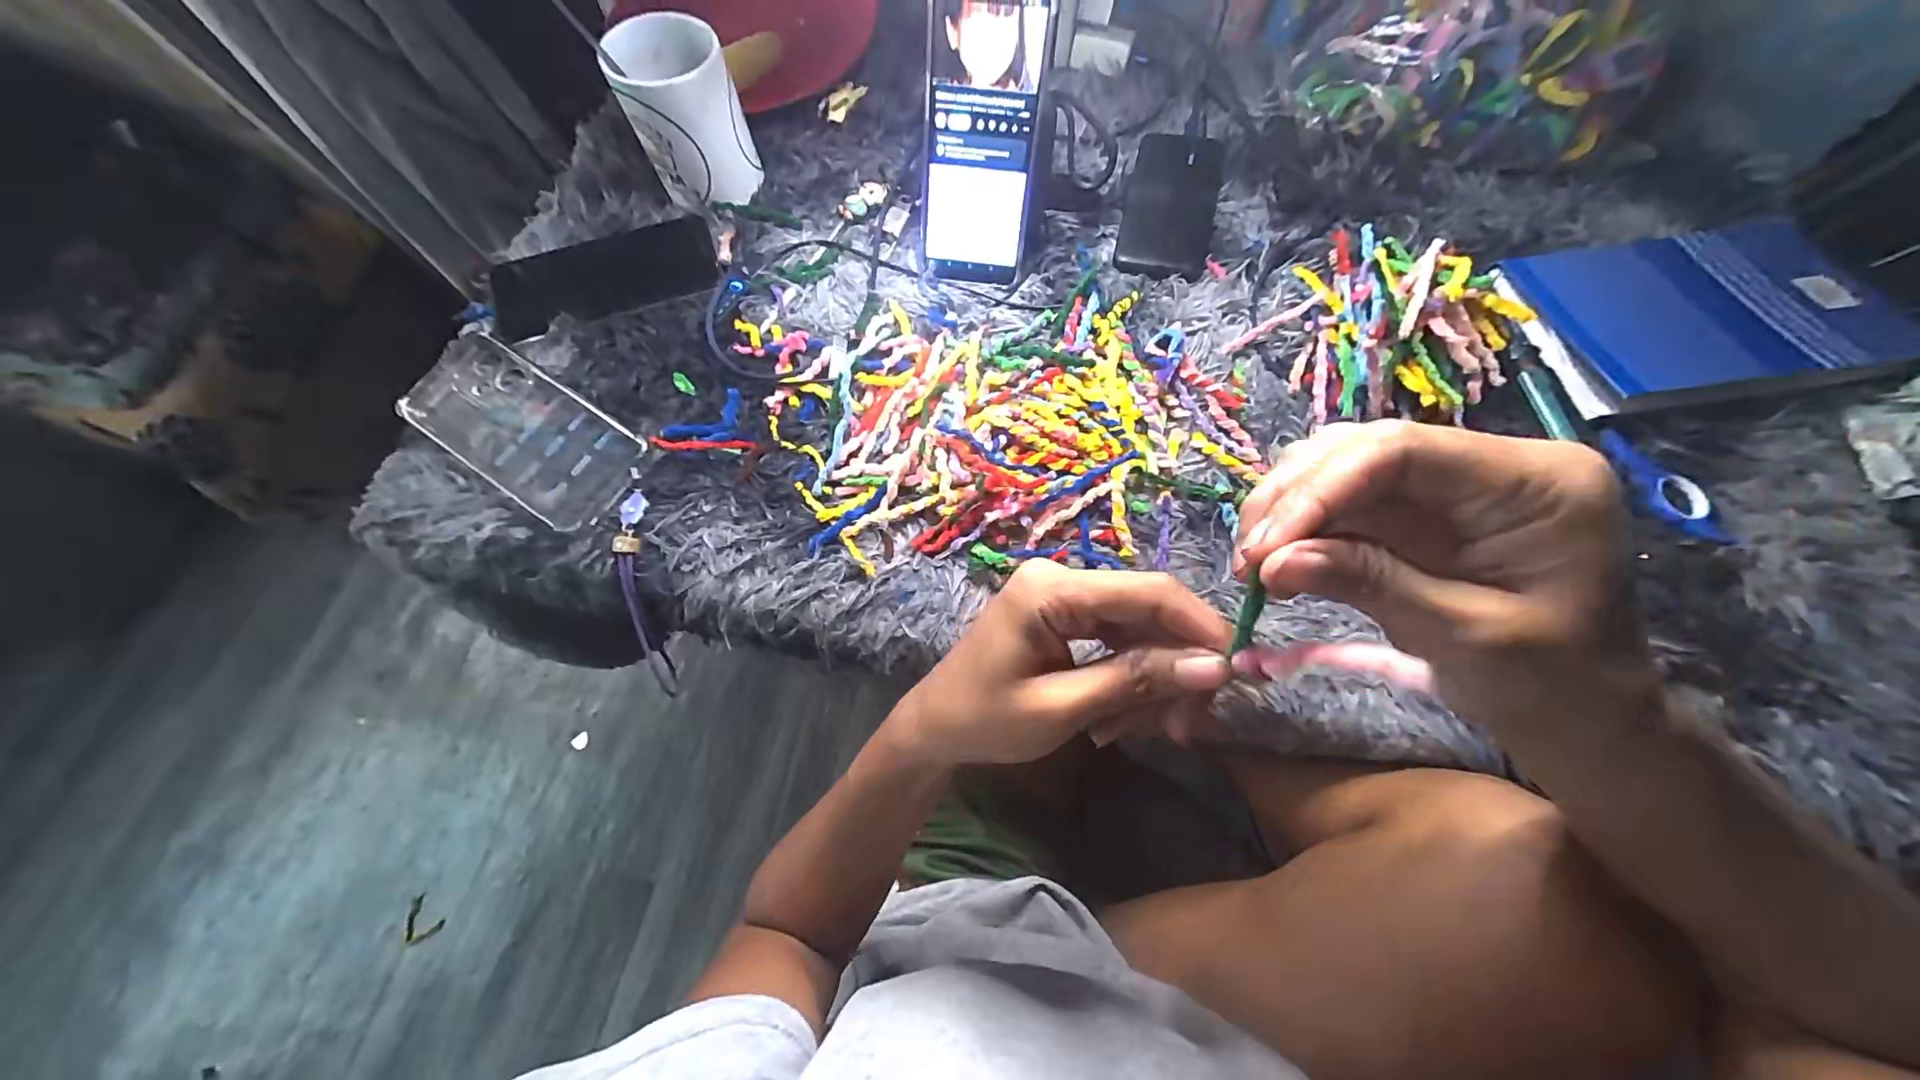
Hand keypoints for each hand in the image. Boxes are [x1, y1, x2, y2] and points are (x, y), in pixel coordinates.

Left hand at [882, 561, 1234, 766]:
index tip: (1234, 676)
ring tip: (1145, 732)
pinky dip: (1129, 680)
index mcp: (1051, 588)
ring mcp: (1061, 596)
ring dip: (1153, 681)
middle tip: (1186, 727)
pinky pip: (1115, 641)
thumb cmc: (983, 720)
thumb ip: (1135, 682)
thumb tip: (1213, 667)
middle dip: (1176, 667)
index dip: (1200, 628)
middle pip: (1148, 610)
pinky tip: (1119, 720)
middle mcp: (1060, 579)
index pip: (1148, 592)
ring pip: (1137, 630)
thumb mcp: (1061, 708)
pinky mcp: (1062, 617)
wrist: (933, 727)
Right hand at [1232, 421, 1657, 730]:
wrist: (1583, 718)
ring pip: (1338, 467)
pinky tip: (1275, 561)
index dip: (1320, 490)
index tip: (1265, 547)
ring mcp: (1444, 488)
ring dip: (1285, 510)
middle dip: (1293, 499)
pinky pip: (1340, 503)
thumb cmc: (1551, 685)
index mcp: (1531, 481)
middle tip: (1248, 560)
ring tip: (1254, 564)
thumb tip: (1273, 563)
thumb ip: (1370, 585)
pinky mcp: (1414, 513)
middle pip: (1360, 449)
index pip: (1401, 451)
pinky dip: (1299, 530)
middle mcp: (1484, 466)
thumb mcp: (1464, 637)